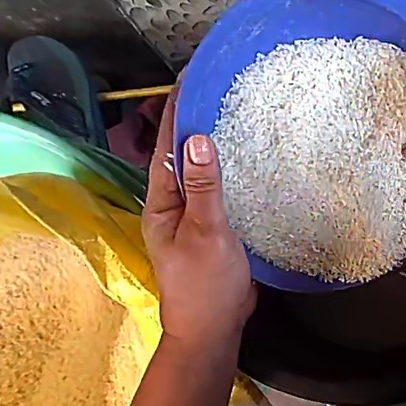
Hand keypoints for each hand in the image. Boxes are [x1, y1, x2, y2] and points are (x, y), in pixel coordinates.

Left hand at [143, 89, 255, 347]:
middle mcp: (172, 203)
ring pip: (199, 169)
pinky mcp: (212, 225)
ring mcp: (191, 214)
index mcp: (161, 201)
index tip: (189, 76)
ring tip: (230, 109)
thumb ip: (203, 187)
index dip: (176, 110)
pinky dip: (227, 168)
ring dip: (210, 141)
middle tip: (215, 84)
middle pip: (180, 153)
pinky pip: (217, 187)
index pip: (166, 146)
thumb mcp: (206, 232)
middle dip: (193, 118)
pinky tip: (244, 157)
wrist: (213, 328)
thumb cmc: (205, 284)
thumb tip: (198, 138)